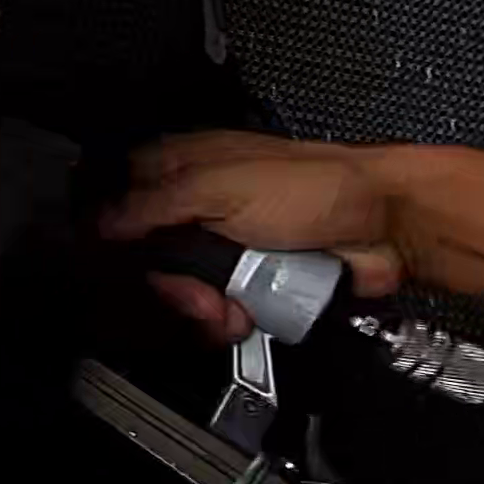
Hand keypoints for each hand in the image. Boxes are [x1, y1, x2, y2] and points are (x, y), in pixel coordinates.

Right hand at [104, 131, 483, 461]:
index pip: (115, 195)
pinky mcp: (241, 274)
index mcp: (175, 167)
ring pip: (175, 282)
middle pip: (142, 250)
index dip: (107, 230)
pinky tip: (236, 316)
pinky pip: (210, 301)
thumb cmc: (303, 188)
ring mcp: (215, 241)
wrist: (384, 225)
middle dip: (161, 279)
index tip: (107, 264)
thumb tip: (99, 224)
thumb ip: (154, 205)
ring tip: (224, 309)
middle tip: (188, 293)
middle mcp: (188, 203)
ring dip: (193, 302)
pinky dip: (219, 315)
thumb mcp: (219, 188)